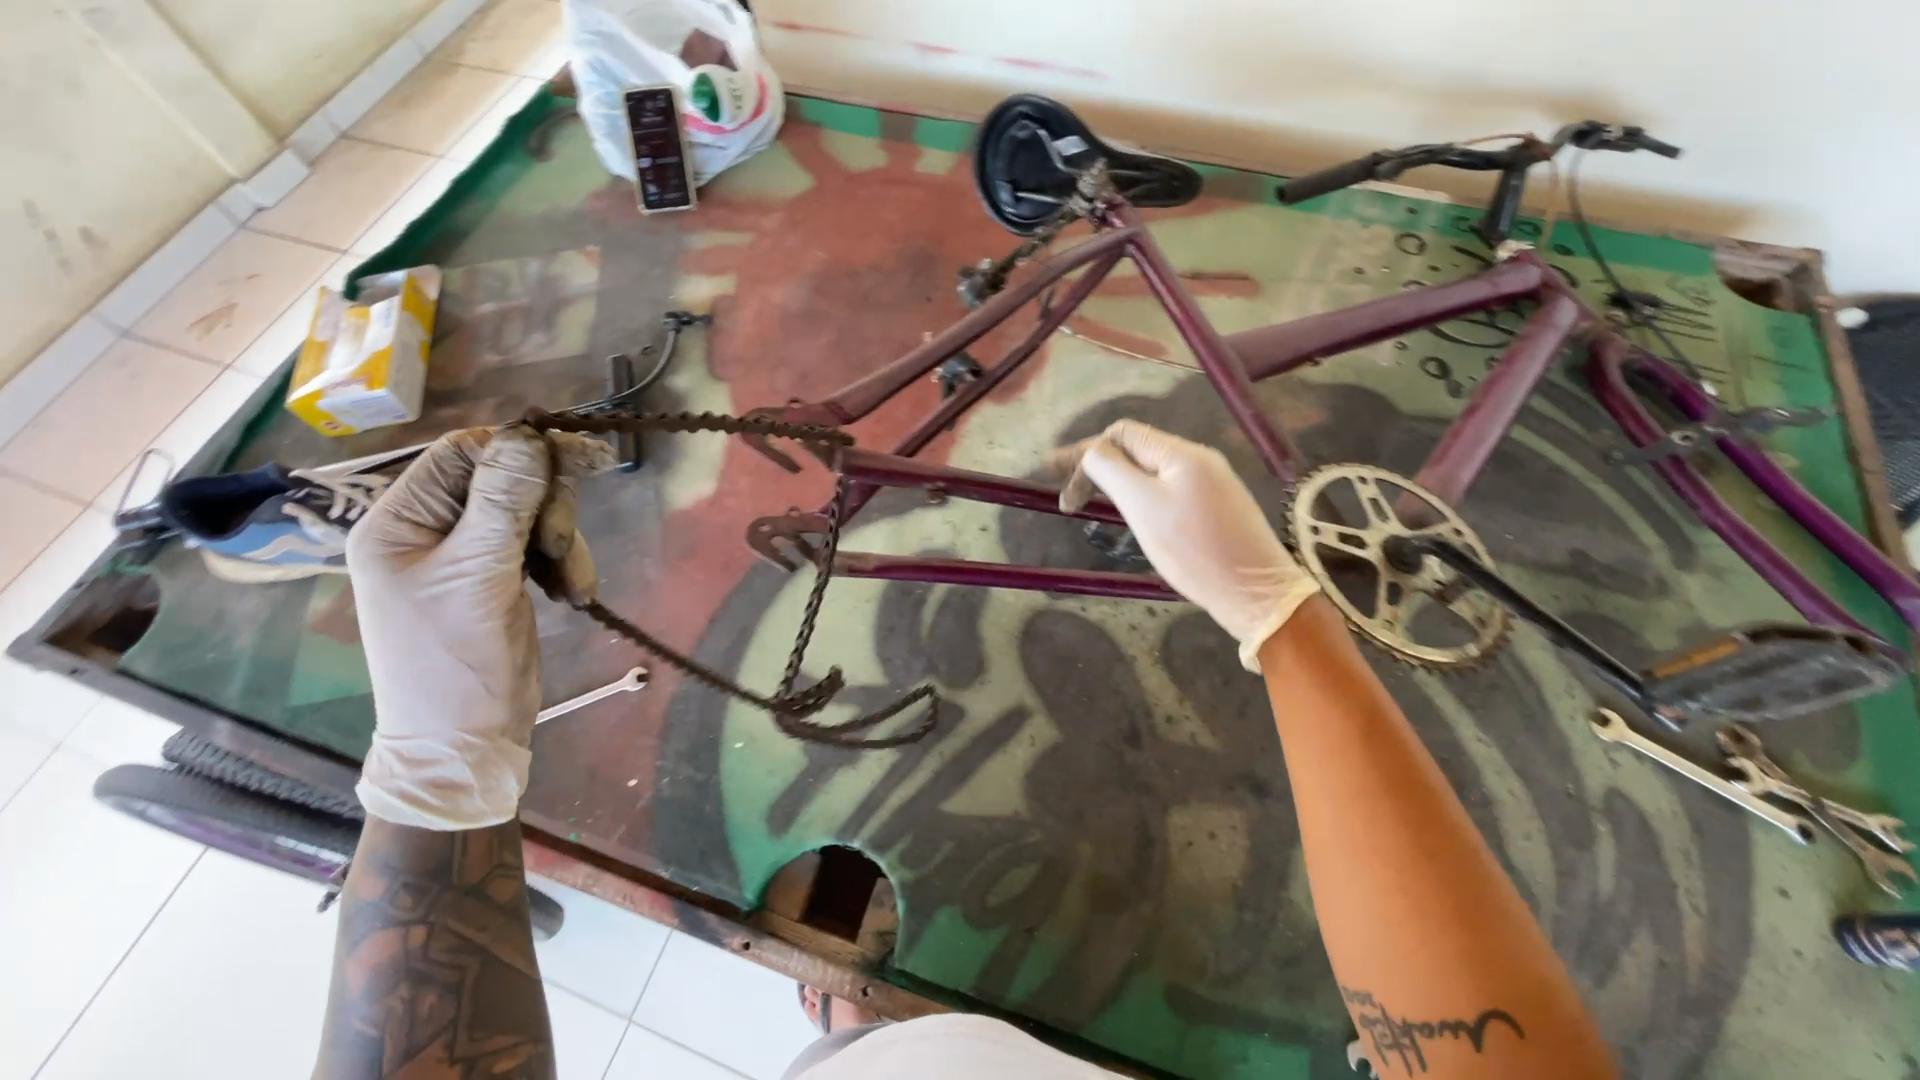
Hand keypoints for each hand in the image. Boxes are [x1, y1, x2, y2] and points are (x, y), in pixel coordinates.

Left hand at [348, 426, 611, 829]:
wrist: (466, 743)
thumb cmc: (456, 663)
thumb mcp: (479, 577)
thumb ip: (504, 503)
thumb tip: (530, 437)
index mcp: (399, 520)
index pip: (463, 452)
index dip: (523, 449)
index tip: (585, 457)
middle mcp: (430, 528)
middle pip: (507, 479)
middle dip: (549, 509)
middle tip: (563, 551)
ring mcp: (467, 552)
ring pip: (534, 511)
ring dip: (564, 542)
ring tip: (572, 588)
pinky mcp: (499, 575)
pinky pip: (542, 544)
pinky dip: (566, 563)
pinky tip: (572, 594)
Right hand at [1059, 420, 1319, 671]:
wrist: (1257, 593)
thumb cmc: (1195, 551)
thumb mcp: (1144, 508)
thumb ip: (1112, 471)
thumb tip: (1092, 453)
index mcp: (1180, 454)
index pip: (1121, 433)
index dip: (1084, 451)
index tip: (1053, 477)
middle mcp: (1198, 459)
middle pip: (1137, 449)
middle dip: (1099, 466)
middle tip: (1070, 497)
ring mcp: (1212, 482)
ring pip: (1153, 470)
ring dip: (1119, 482)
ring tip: (1094, 506)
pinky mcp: (1218, 506)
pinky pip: (1170, 488)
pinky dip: (1142, 495)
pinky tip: (1133, 517)